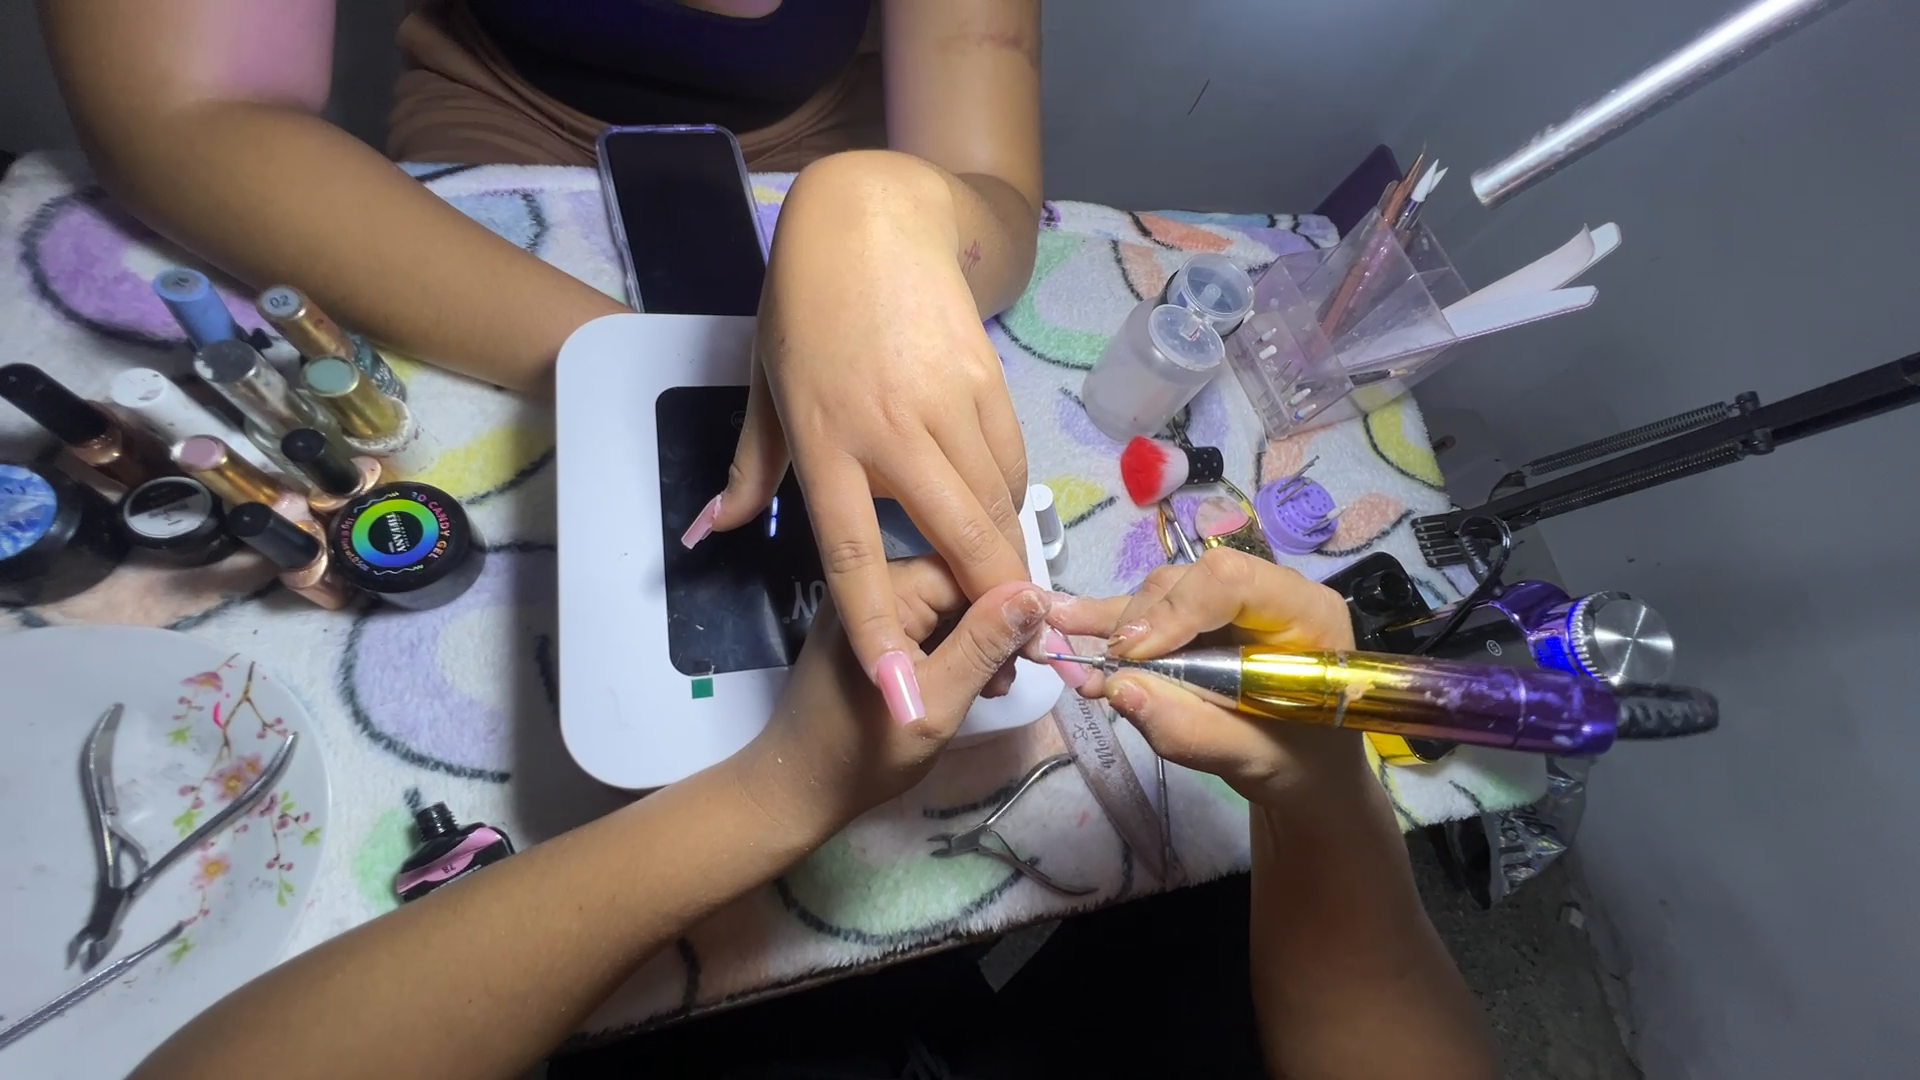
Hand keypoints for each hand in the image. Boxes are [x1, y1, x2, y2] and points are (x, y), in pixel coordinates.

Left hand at [686, 153, 1031, 724]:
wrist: (873, 221)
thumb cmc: (806, 309)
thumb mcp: (766, 385)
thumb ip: (749, 468)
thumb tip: (711, 531)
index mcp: (825, 445)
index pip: (853, 560)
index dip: (877, 636)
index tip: (902, 698)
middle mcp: (892, 434)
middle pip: (957, 539)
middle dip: (992, 604)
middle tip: (1012, 648)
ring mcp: (948, 406)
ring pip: (995, 503)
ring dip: (1006, 553)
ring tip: (1010, 588)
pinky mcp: (989, 382)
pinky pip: (1010, 460)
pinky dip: (1010, 497)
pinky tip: (1002, 510)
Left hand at [734, 558, 1050, 833]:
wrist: (798, 790)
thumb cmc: (863, 756)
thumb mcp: (936, 703)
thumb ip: (985, 645)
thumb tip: (1037, 593)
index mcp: (879, 589)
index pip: (964, 567)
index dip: (1010, 603)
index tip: (1041, 650)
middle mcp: (871, 581)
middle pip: (958, 582)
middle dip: (996, 626)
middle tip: (1012, 677)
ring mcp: (869, 603)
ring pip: (950, 604)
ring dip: (982, 641)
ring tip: (994, 687)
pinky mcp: (873, 627)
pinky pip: (930, 621)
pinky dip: (958, 649)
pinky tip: (972, 682)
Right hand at [1047, 549, 1369, 806]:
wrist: (1304, 771)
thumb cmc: (1297, 763)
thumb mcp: (1252, 757)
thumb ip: (1189, 728)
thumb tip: (1116, 688)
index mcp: (1301, 613)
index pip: (1229, 580)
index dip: (1174, 611)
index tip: (1133, 657)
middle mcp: (1263, 592)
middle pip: (1185, 583)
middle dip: (1139, 625)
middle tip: (1108, 672)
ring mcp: (1226, 601)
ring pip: (1157, 593)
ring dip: (1117, 628)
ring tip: (1082, 662)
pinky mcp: (1196, 616)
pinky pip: (1147, 609)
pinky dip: (1106, 620)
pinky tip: (1066, 618)